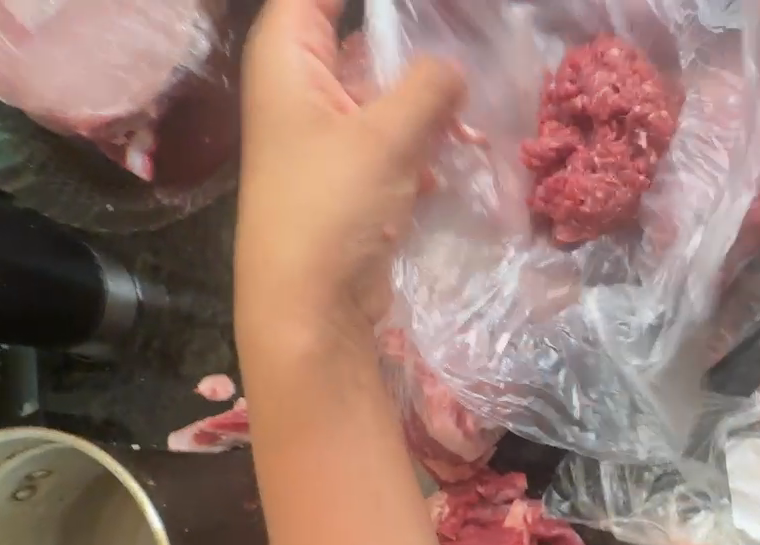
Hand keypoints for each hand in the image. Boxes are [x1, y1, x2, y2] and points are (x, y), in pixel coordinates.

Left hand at [235, 0, 462, 363]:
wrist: (312, 302)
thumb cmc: (332, 206)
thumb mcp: (385, 138)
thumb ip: (427, 91)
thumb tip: (455, 68)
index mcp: (289, 57)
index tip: (428, 6)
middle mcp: (303, 91)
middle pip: (359, 43)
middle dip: (410, 47)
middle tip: (465, 42)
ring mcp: (328, 139)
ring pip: (383, 100)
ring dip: (425, 106)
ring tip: (470, 109)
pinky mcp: (352, 183)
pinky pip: (392, 146)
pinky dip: (422, 148)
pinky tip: (454, 160)